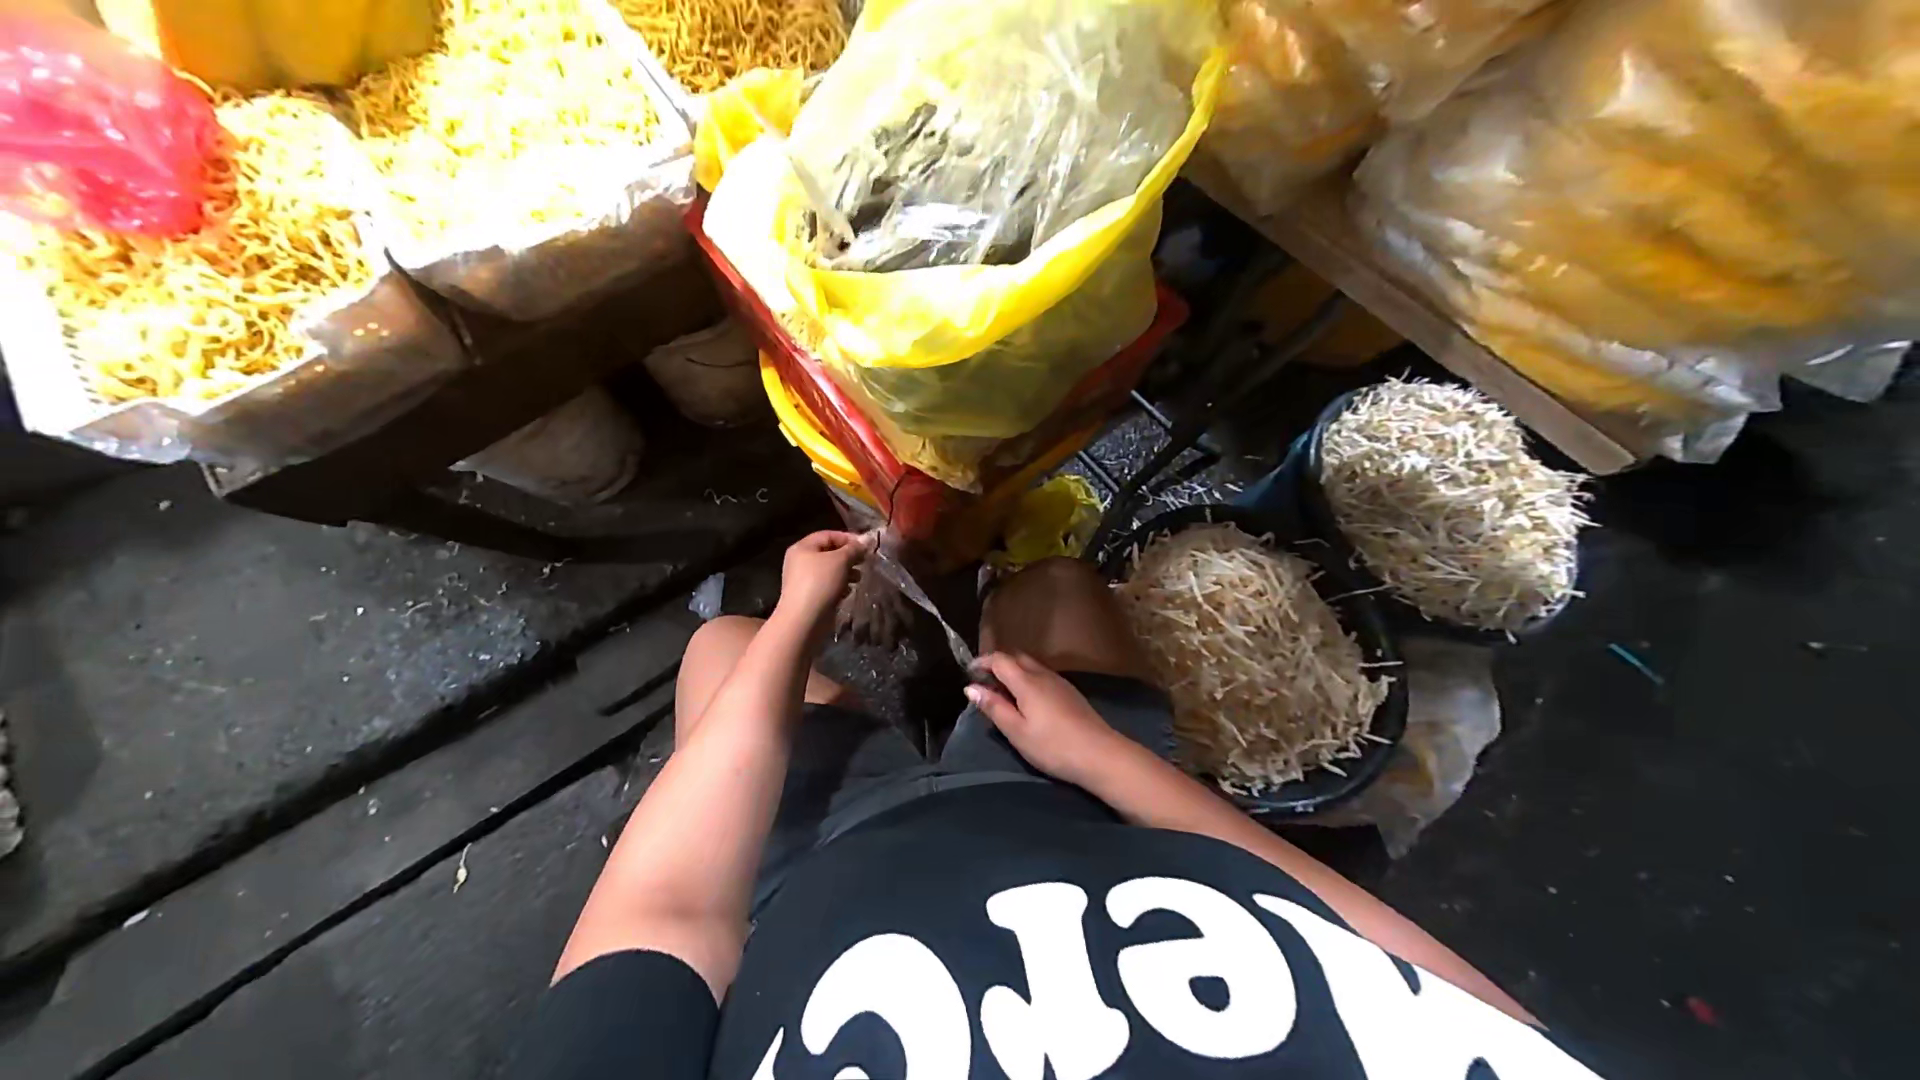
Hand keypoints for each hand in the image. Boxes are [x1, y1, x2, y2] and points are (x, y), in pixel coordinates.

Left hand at [773, 530, 870, 638]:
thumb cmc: (820, 584)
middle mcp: (800, 560)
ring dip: (846, 571)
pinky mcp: (808, 595)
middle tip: (864, 561)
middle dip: (849, 556)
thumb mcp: (840, 561)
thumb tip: (866, 540)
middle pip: (829, 552)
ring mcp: (803, 579)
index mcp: (803, 547)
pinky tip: (847, 591)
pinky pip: (826, 584)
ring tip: (858, 578)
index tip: (866, 547)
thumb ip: (854, 549)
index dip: (848, 538)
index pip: (828, 535)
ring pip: (829, 569)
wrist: (804, 620)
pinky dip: (839, 585)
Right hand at [964, 652, 1135, 785]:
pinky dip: (1028, 679)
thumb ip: (994, 707)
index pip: (1000, 659)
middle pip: (1017, 657)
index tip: (969, 672)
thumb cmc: (1053, 746)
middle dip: (998, 664)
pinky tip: (1028, 700)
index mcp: (1027, 681)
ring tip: (1002, 692)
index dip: (982, 662)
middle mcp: (1043, 675)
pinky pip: (1043, 676)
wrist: (1101, 754)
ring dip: (1014, 672)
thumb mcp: (1017, 731)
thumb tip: (971, 687)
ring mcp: (1060, 682)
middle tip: (984, 682)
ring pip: (1032, 666)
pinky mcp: (1071, 693)